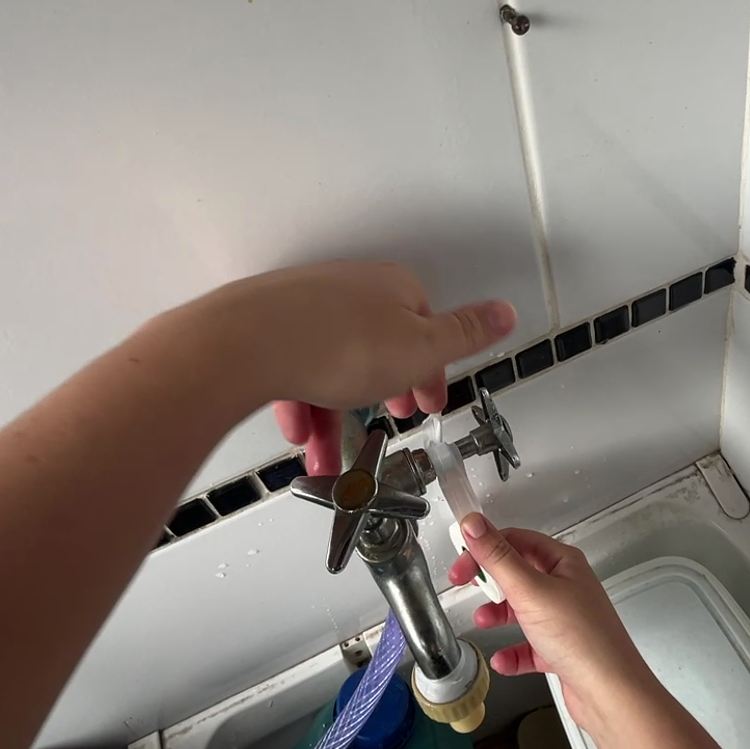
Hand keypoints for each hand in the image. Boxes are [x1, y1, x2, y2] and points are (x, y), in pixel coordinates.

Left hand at [182, 262, 514, 475]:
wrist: (245, 345)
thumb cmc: (336, 345)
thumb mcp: (421, 350)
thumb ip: (466, 334)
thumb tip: (504, 311)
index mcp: (392, 289)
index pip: (424, 328)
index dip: (429, 371)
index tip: (427, 404)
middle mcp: (348, 290)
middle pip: (376, 348)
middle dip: (381, 394)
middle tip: (387, 422)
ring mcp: (304, 305)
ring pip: (330, 365)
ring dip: (336, 417)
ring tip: (332, 459)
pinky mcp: (267, 326)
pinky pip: (292, 368)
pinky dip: (301, 404)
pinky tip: (301, 434)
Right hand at [448, 514, 652, 732]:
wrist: (611, 695)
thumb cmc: (582, 639)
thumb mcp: (530, 590)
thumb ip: (498, 557)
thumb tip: (474, 524)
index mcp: (563, 562)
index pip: (517, 541)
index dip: (486, 546)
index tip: (461, 559)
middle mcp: (566, 586)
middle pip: (518, 572)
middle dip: (491, 580)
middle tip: (466, 585)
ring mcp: (564, 619)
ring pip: (523, 608)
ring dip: (499, 614)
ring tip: (483, 620)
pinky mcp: (562, 650)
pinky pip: (529, 644)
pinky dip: (512, 650)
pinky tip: (502, 659)